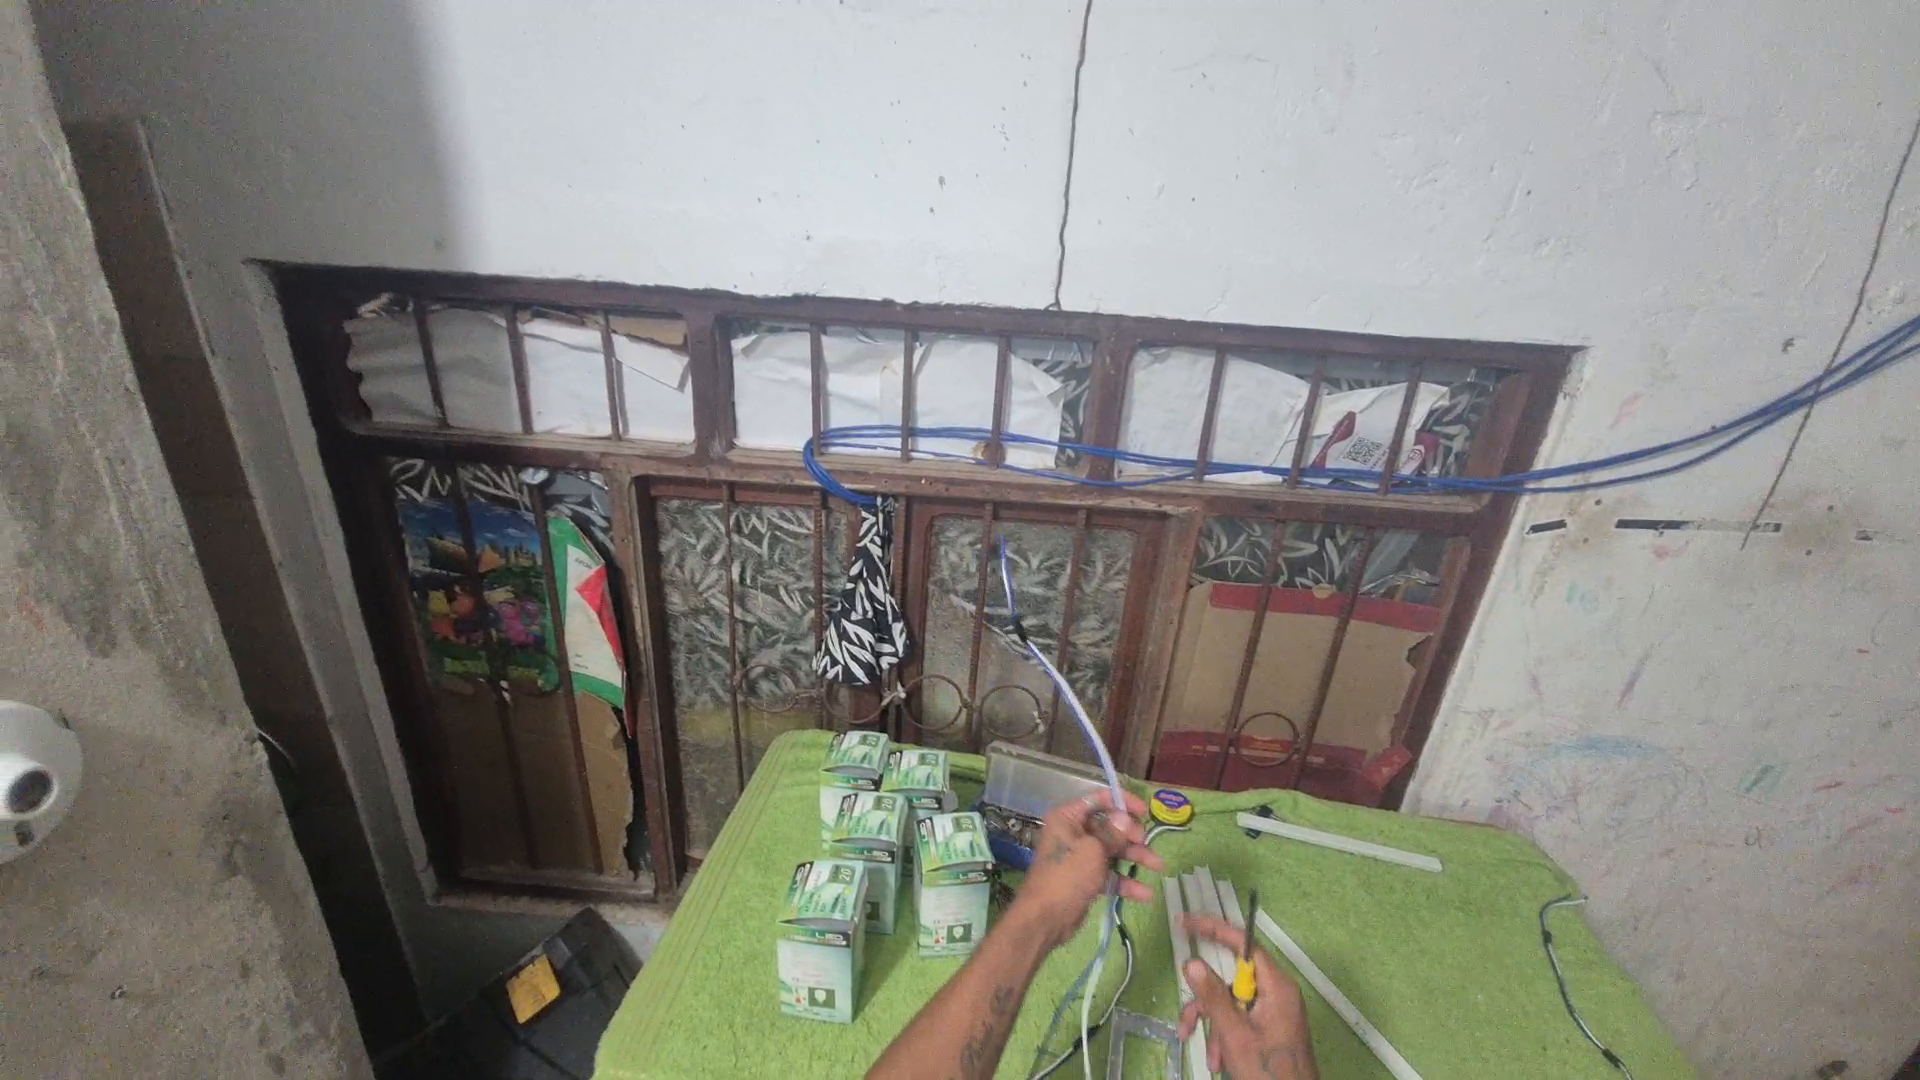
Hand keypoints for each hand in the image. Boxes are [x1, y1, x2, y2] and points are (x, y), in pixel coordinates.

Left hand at [1005, 791, 1163, 949]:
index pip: (1098, 800)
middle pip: (1109, 826)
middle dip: (1131, 834)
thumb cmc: (1067, 876)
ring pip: (1113, 851)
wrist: (1046, 918)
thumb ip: (1112, 833)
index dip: (1122, 802)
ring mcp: (1081, 856)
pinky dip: (1126, 882)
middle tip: (1146, 842)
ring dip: (1135, 857)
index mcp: (1068, 818)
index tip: (1145, 812)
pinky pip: (1110, 874)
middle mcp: (1074, 833)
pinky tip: (1146, 893)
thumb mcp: (1093, 850)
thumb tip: (1125, 818)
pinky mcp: (1087, 878)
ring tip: (1158, 866)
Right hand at [1178, 915, 1317, 1079]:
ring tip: (1195, 1041)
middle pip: (1231, 977)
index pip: (1243, 942)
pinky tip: (1215, 1057)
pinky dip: (1223, 1033)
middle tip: (1187, 1012)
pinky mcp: (1270, 1027)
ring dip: (1211, 1020)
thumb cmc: (1268, 1073)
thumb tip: (1191, 961)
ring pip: (1231, 1000)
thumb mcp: (1235, 1034)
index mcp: (1277, 986)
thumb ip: (1212, 995)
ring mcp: (1274, 1011)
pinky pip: (1239, 1017)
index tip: (1186, 923)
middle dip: (1206, 998)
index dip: (1214, 929)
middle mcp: (1277, 992)